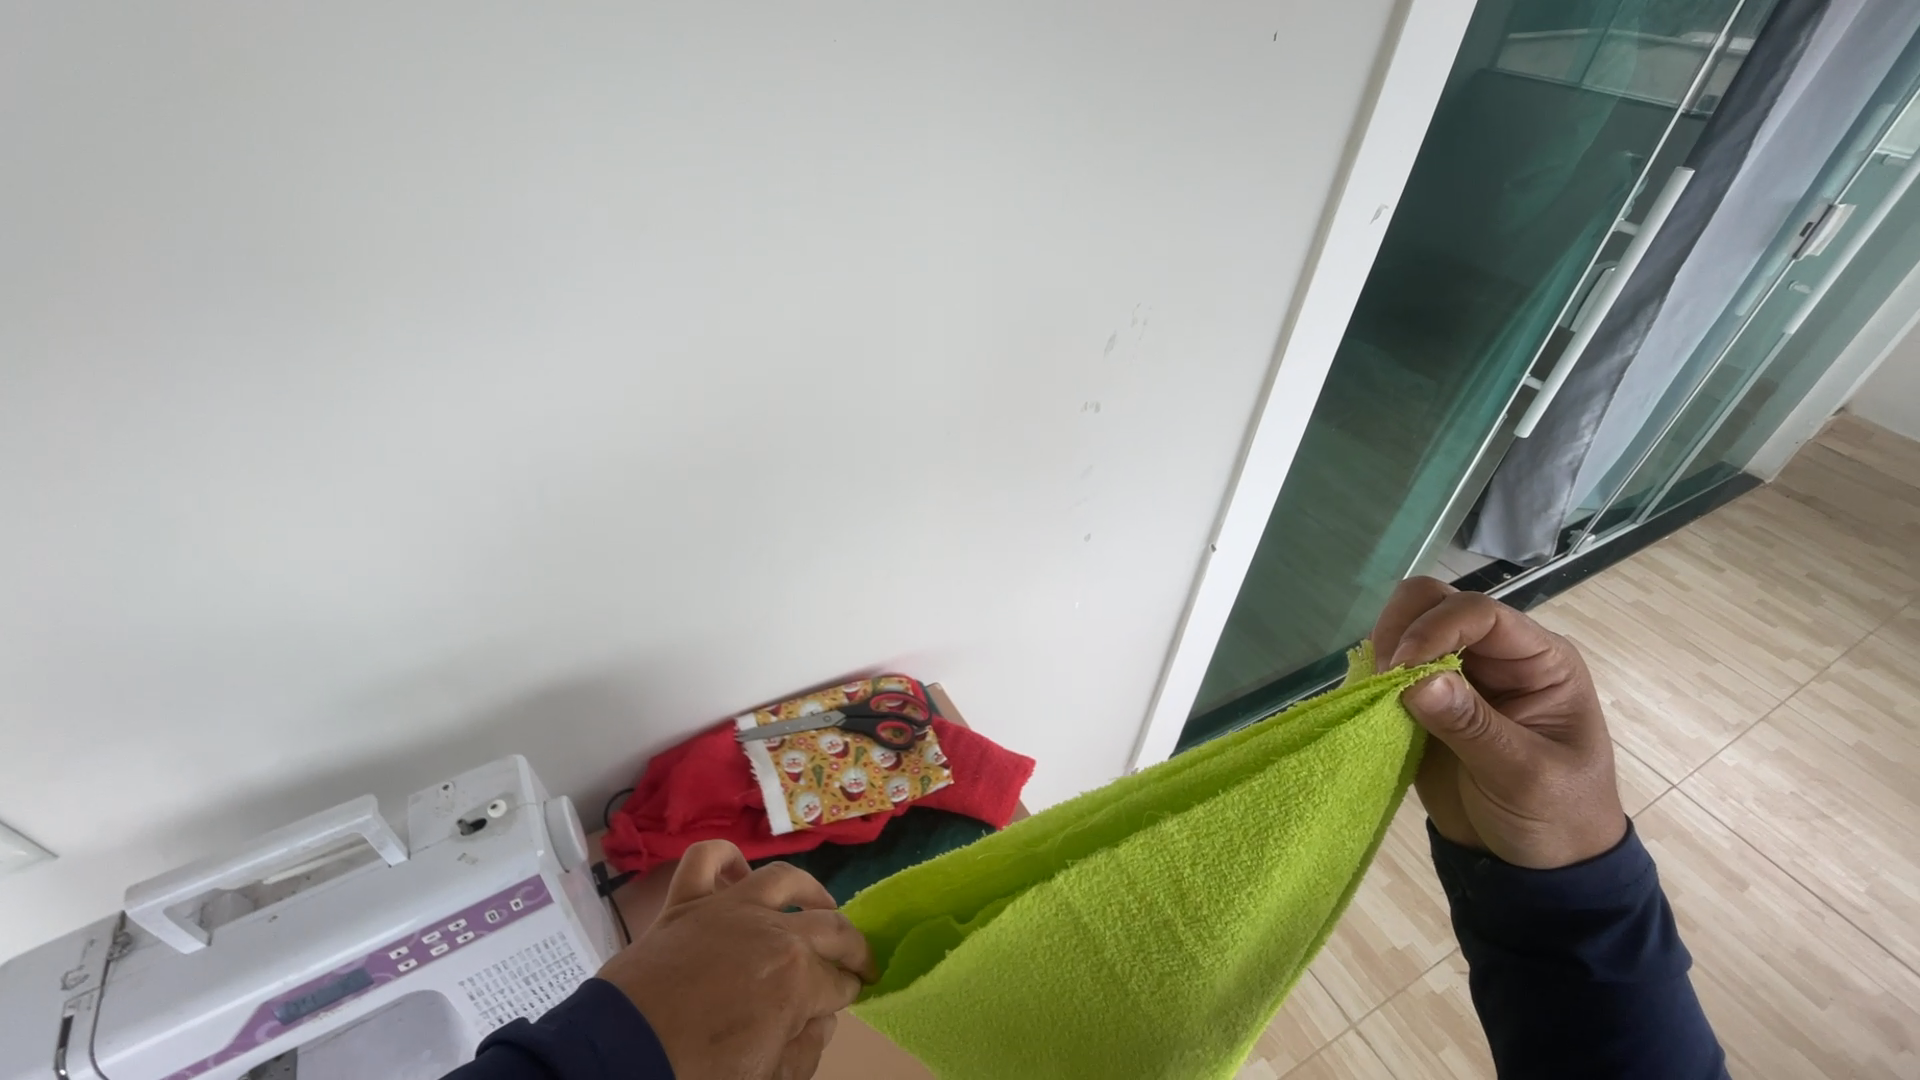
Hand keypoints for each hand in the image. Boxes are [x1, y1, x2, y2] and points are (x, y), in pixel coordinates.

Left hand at [597, 841, 876, 1079]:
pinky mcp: (686, 902)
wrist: (617, 1060)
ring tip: (819, 903)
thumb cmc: (697, 1075)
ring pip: (782, 879)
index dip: (850, 992)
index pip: (840, 982)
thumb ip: (804, 1053)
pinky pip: (705, 859)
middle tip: (856, 961)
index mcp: (798, 978)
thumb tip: (820, 1021)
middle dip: (853, 946)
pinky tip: (738, 870)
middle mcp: (774, 930)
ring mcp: (729, 907)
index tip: (850, 997)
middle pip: (830, 926)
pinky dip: (724, 857)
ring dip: (810, 891)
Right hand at [1371, 577, 1626, 869]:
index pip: (1478, 612)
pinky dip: (1370, 673)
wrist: (1526, 864)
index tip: (1400, 670)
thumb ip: (1473, 725)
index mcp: (1538, 660)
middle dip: (1401, 630)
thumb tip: (1417, 680)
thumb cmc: (1552, 818)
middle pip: (1433, 602)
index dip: (1434, 629)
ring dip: (1382, 648)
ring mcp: (1457, 672)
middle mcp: (1495, 654)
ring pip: (1403, 623)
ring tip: (1377, 692)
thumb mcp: (1524, 777)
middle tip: (1384, 676)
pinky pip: (1385, 661)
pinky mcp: (1421, 695)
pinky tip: (1370, 699)